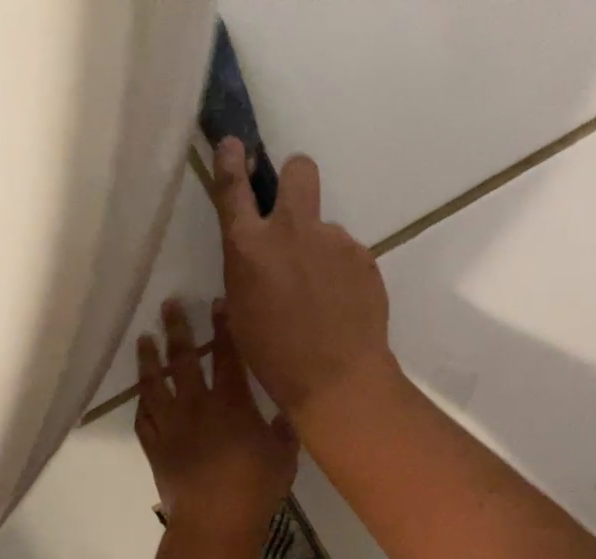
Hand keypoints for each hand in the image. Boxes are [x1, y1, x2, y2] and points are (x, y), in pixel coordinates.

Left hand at [136, 299, 298, 536]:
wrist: (214, 521)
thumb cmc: (255, 488)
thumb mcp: (283, 457)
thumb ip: (283, 431)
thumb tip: (283, 414)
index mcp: (231, 402)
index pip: (226, 355)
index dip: (223, 327)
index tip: (217, 304)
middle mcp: (196, 405)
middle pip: (183, 359)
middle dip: (177, 329)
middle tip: (169, 306)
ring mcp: (171, 426)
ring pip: (155, 384)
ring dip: (149, 359)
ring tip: (144, 339)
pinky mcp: (155, 448)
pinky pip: (144, 418)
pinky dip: (142, 403)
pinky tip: (141, 395)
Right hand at [212, 137, 403, 421]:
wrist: (336, 378)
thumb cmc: (275, 357)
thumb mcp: (241, 315)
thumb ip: (247, 275)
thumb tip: (253, 263)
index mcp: (248, 247)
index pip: (233, 188)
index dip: (232, 161)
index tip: (234, 143)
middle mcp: (290, 231)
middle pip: (299, 170)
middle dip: (295, 177)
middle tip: (297, 208)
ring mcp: (332, 240)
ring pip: (325, 228)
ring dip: (322, 249)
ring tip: (324, 296)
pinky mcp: (363, 256)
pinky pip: (348, 256)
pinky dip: (344, 275)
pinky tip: (343, 306)